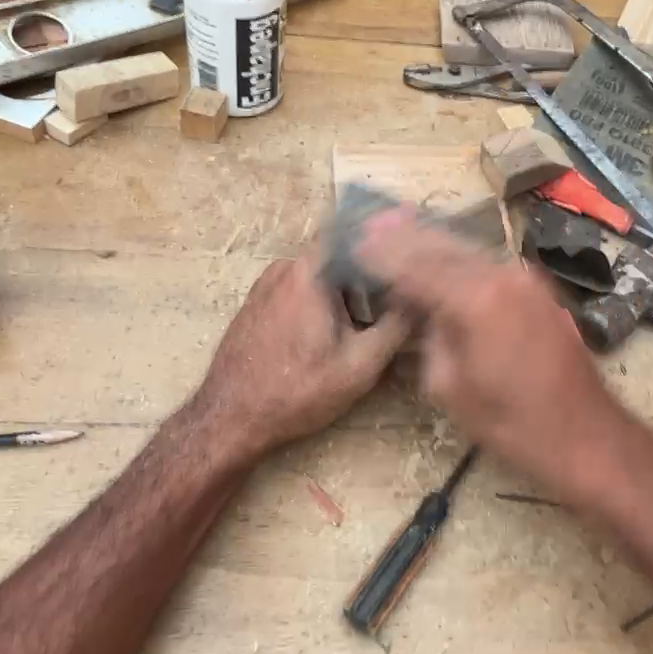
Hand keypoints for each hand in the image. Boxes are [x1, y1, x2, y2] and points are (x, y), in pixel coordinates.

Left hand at [193, 241, 410, 458]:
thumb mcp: (361, 364)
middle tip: (393, 305)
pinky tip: (331, 336)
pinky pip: (299, 290)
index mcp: (310, 270)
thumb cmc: (298, 391)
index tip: (408, 260)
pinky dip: (320, 304)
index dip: (386, 244)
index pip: (356, 234)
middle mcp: (285, 267)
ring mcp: (266, 284)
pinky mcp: (257, 304)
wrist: (232, 419)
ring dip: (344, 295)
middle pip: (340, 257)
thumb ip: (396, 325)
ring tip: (365, 326)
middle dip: (368, 279)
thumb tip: (420, 299)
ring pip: (320, 276)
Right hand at [354, 208, 634, 501]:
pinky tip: (442, 253)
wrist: (588, 435)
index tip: (356, 243)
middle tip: (372, 222)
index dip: (383, 255)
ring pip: (467, 248)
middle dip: (405, 235)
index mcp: (474, 299)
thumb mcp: (450, 388)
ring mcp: (524, 278)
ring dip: (431, 239)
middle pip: (441, 245)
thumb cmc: (514, 425)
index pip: (416, 266)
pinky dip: (459, 254)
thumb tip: (421, 309)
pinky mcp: (538, 288)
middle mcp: (500, 275)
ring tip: (398, 226)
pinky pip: (487, 261)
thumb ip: (429, 336)